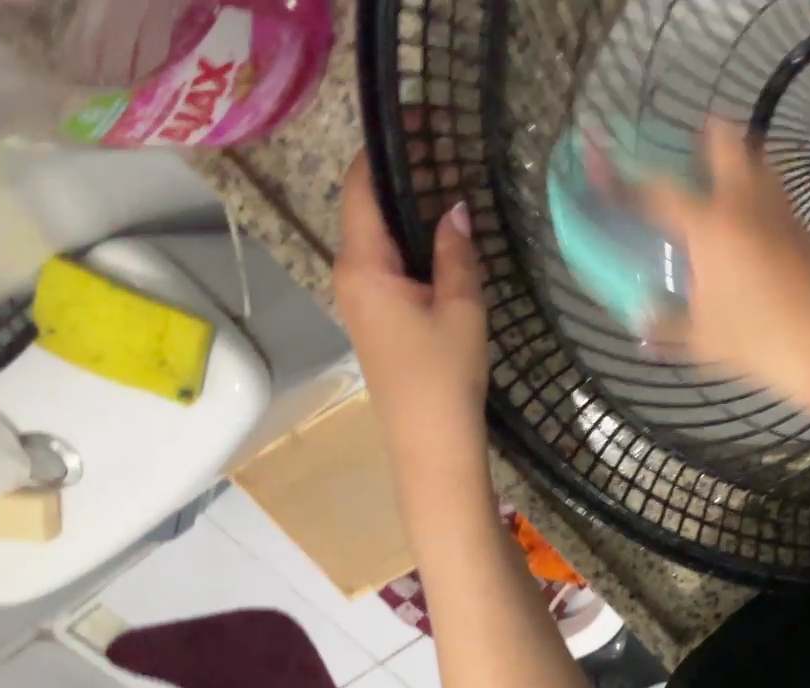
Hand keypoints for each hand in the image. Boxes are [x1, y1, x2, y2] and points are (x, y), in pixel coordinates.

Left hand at [335, 153, 489, 429]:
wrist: (431, 438)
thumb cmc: (445, 371)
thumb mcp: (460, 307)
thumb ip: (456, 253)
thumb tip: (455, 207)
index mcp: (363, 265)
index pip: (362, 190)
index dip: (385, 154)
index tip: (418, 128)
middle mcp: (349, 276)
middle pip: (367, 214)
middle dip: (400, 183)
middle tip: (444, 157)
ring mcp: (359, 301)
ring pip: (379, 243)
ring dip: (407, 219)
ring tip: (448, 195)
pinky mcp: (375, 321)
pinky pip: (386, 269)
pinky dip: (410, 249)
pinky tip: (441, 247)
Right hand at [645, 123, 809, 403]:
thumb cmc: (762, 344)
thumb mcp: (703, 341)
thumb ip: (667, 326)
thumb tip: (643, 321)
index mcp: (710, 226)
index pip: (659, 190)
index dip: (627, 180)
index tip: (606, 170)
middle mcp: (746, 205)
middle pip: (725, 142)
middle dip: (704, 139)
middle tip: (689, 154)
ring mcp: (783, 214)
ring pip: (759, 163)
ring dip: (739, 163)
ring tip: (720, 187)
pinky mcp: (807, 233)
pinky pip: (778, 197)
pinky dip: (761, 196)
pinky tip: (754, 228)